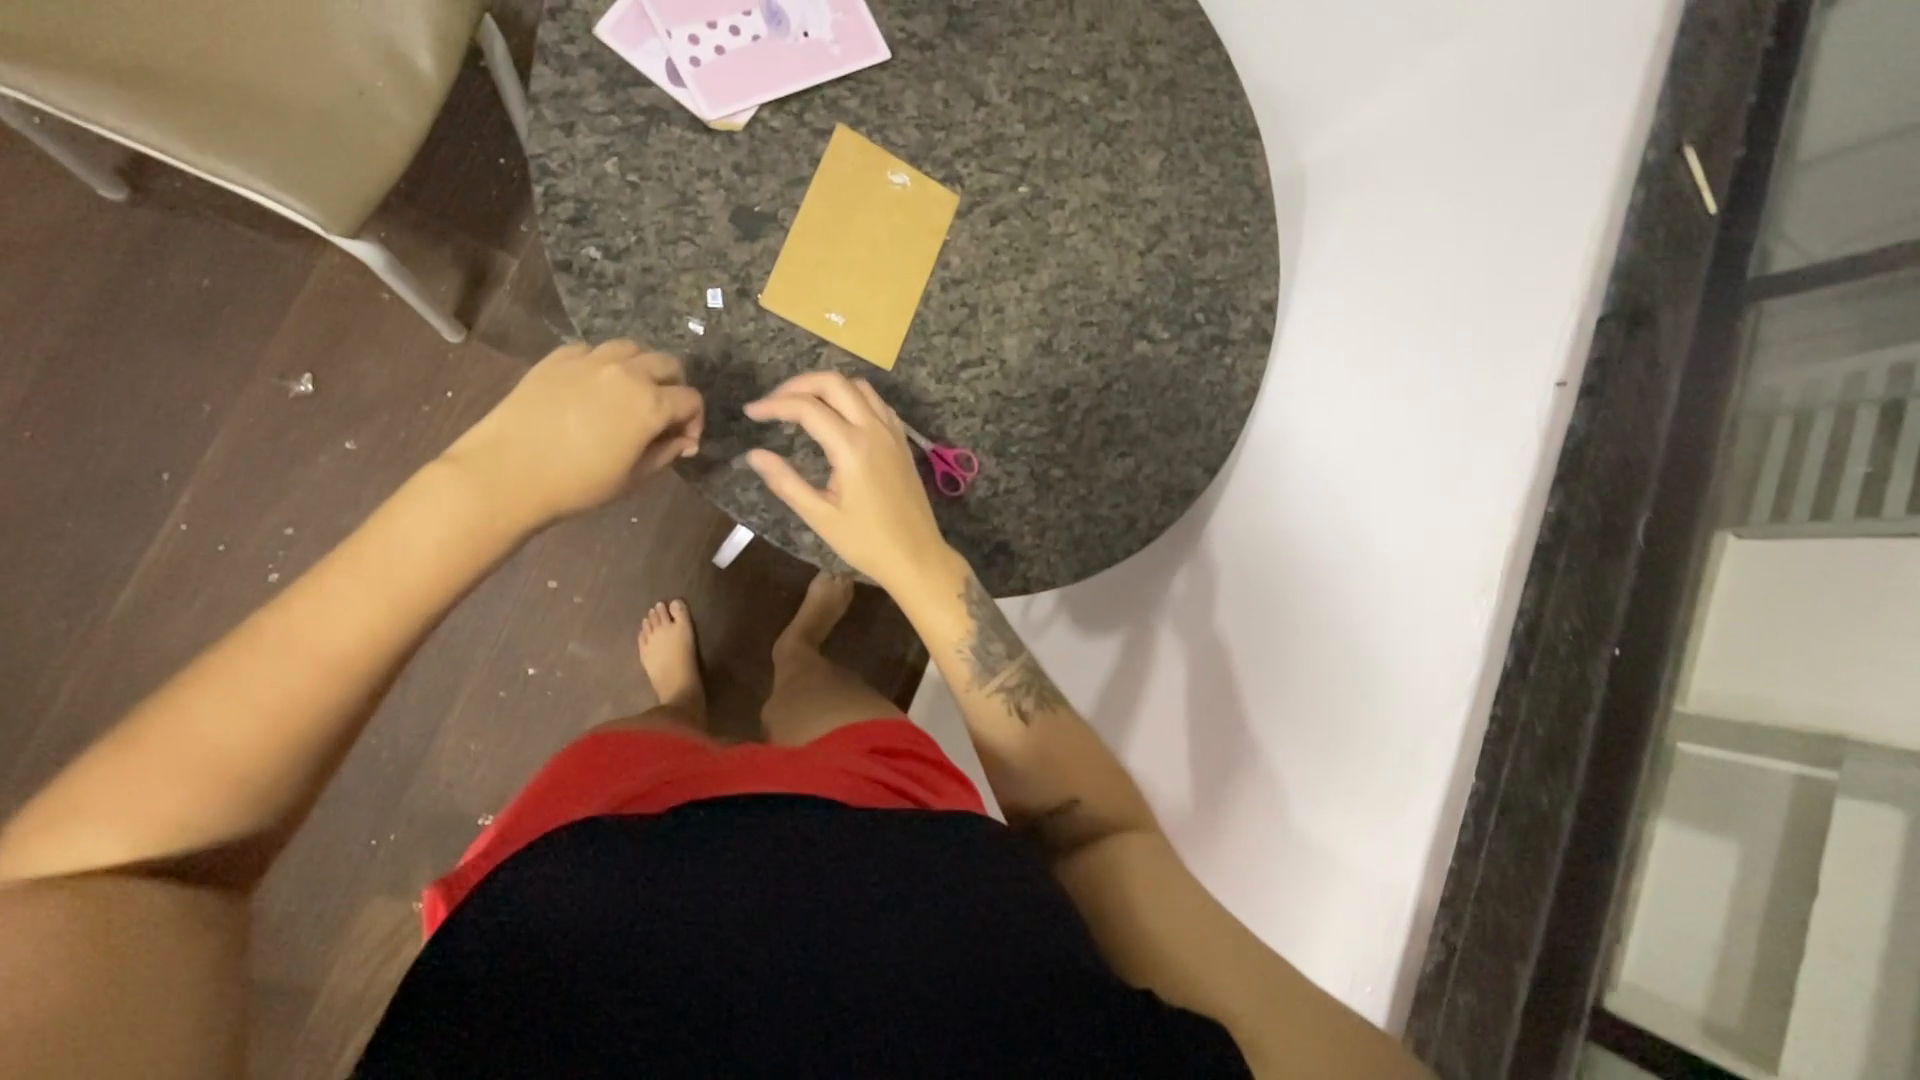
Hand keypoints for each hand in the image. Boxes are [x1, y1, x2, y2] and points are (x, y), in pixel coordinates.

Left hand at [444, 341, 703, 524]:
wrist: (507, 473)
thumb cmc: (577, 484)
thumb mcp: (632, 478)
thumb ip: (665, 453)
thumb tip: (683, 441)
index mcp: (650, 404)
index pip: (691, 399)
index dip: (695, 421)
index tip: (683, 441)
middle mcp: (626, 373)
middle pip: (667, 364)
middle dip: (674, 387)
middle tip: (662, 413)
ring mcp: (589, 360)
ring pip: (631, 349)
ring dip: (640, 368)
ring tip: (630, 392)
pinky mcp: (557, 359)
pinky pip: (591, 350)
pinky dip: (602, 364)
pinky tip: (592, 387)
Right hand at [744, 372, 953, 594]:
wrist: (916, 556)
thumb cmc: (866, 542)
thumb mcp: (820, 517)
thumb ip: (785, 482)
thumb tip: (754, 455)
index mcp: (852, 448)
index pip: (807, 408)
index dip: (774, 405)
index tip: (751, 413)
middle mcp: (874, 430)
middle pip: (833, 382)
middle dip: (798, 384)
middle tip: (773, 402)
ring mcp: (892, 432)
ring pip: (858, 386)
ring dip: (826, 386)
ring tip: (800, 403)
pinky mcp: (901, 440)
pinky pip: (876, 401)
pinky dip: (851, 396)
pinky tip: (837, 414)